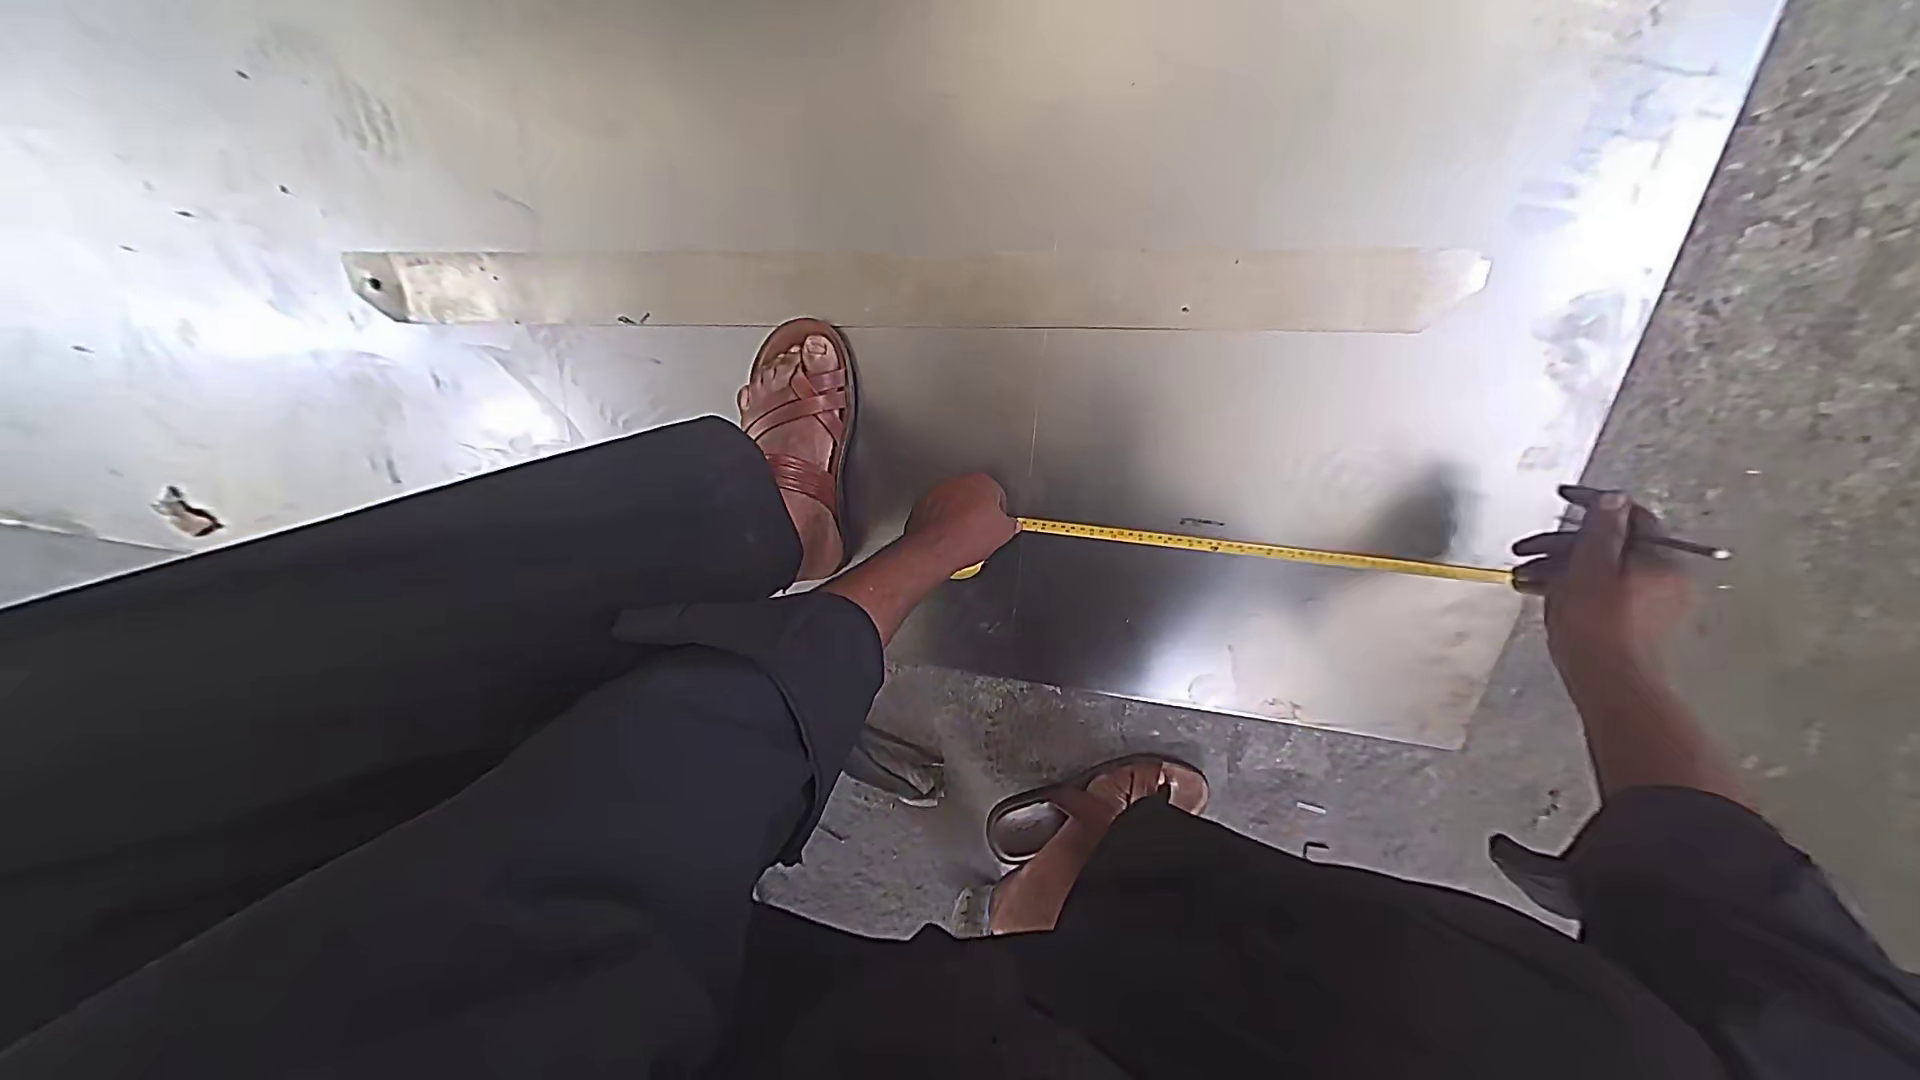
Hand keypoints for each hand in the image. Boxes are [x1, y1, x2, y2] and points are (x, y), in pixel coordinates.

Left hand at [902, 473, 1019, 572]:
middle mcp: (960, 482)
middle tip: (980, 531)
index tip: (997, 525)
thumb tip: (1012, 526)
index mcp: (983, 482)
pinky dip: (942, 520)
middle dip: (978, 512)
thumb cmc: (966, 537)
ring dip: (959, 515)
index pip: (998, 494)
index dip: (999, 513)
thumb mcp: (1003, 534)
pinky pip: (938, 511)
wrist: (935, 549)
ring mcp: (939, 491)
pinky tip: (948, 536)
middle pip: (975, 496)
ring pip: (955, 502)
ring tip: (963, 536)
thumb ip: (1011, 524)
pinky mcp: (923, 503)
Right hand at [1513, 486, 1692, 665]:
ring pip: (1596, 566)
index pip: (1629, 515)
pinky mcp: (1628, 614)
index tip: (1561, 495)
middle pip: (1606, 543)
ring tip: (1521, 575)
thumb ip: (1602, 531)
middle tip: (1521, 550)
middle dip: (1560, 543)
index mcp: (1659, 558)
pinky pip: (1596, 586)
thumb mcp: (1591, 568)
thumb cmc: (1596, 620)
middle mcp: (1660, 573)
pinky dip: (1567, 583)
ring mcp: (1647, 595)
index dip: (1594, 502)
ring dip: (1556, 565)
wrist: (1607, 676)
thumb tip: (1612, 498)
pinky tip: (1537, 589)